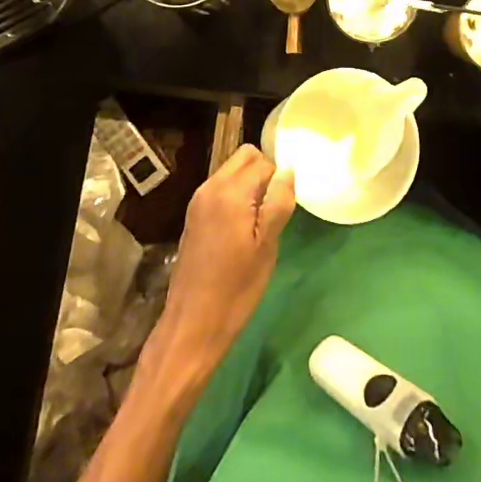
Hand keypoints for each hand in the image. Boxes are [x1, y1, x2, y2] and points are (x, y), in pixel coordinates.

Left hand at [158, 145, 294, 358]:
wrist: (192, 324)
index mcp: (230, 191)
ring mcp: (198, 201)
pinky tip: (244, 227)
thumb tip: (288, 171)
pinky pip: (221, 188)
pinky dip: (236, 196)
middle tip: (276, 206)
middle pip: (244, 157)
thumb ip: (279, 202)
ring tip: (262, 219)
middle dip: (265, 171)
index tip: (287, 205)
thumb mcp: (267, 246)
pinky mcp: (193, 216)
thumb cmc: (236, 287)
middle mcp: (210, 187)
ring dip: (250, 183)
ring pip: (232, 171)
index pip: (264, 162)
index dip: (280, 179)